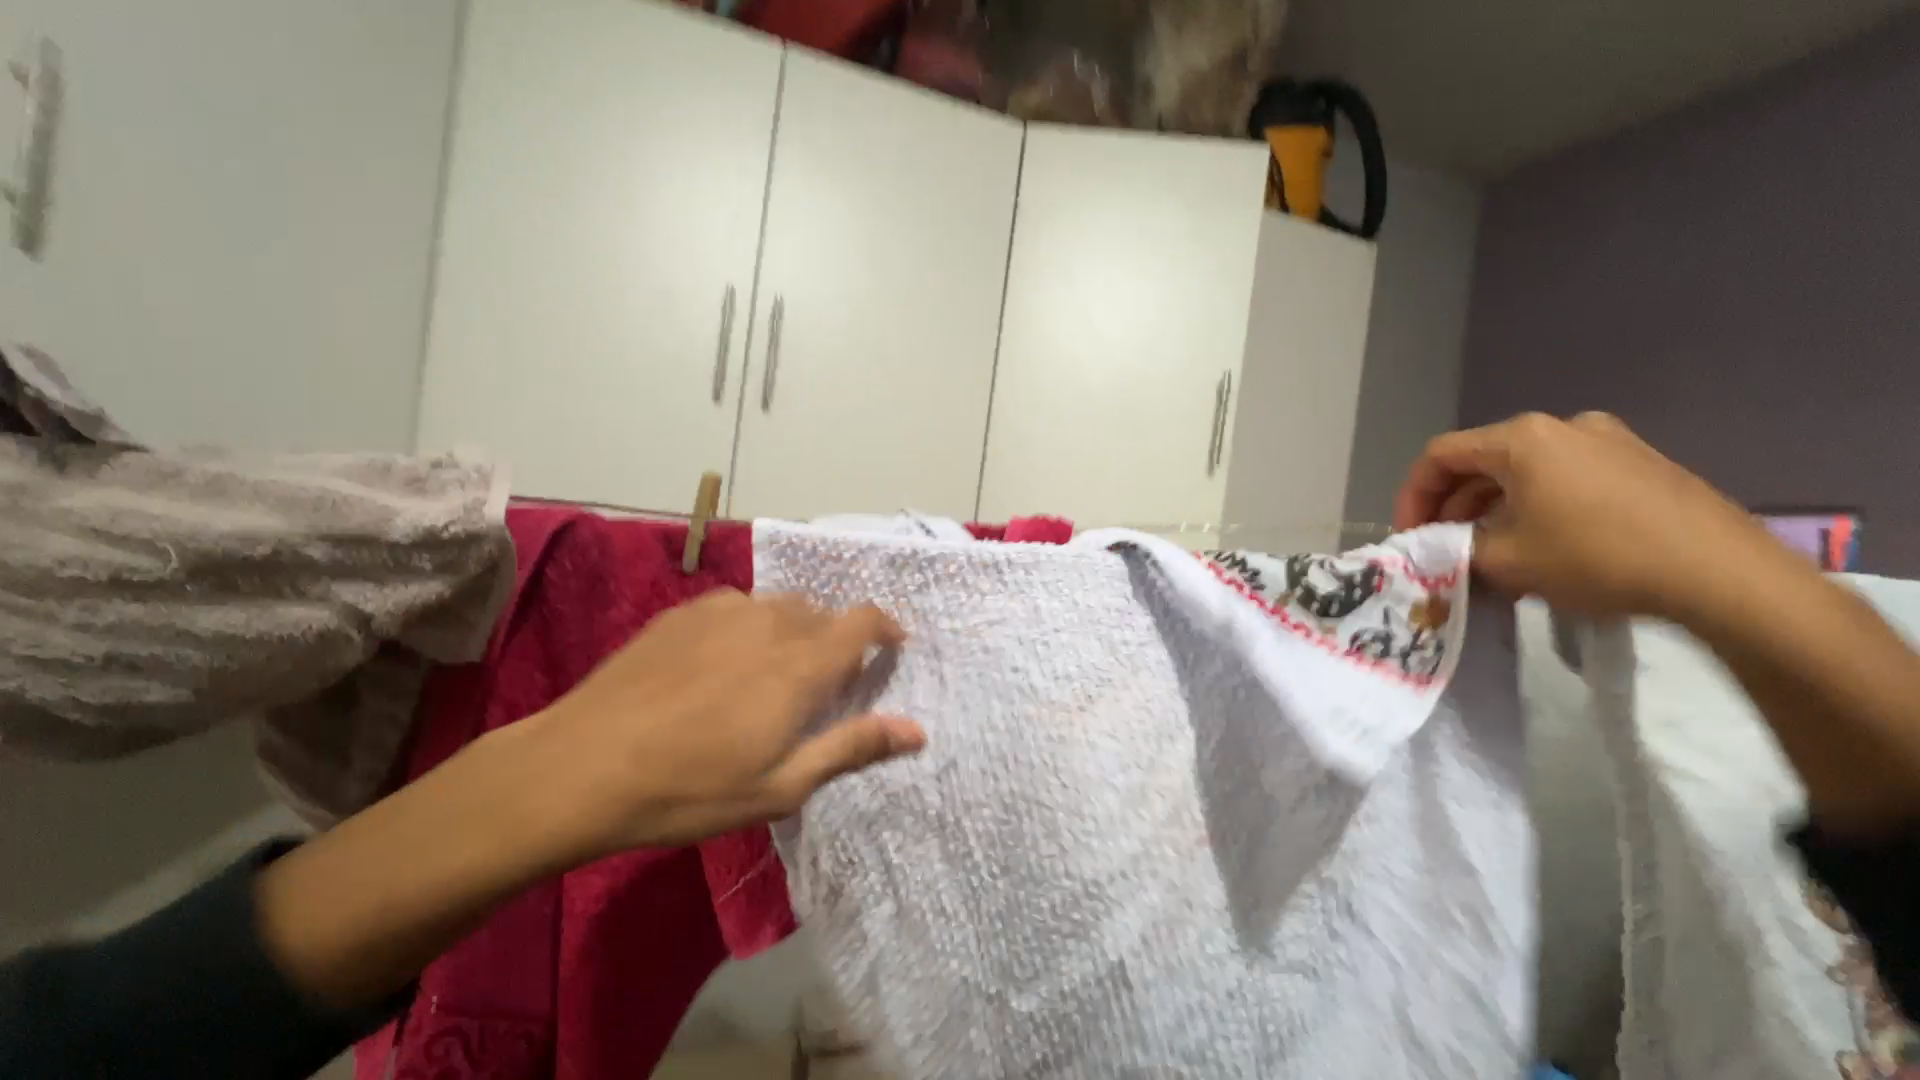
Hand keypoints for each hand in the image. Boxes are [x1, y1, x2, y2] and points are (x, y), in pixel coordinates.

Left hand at [516, 589, 924, 857]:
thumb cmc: (690, 789)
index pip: (864, 620)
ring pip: (779, 606)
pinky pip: (737, 607)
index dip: (887, 627)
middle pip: (823, 612)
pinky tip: (723, 664)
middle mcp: (768, 622)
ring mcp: (720, 611)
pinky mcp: (681, 614)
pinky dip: (750, 626)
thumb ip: (851, 748)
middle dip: (837, 640)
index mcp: (801, 664)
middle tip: (824, 685)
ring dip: (794, 631)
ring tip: (773, 673)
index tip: (892, 649)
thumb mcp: (780, 786)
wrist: (581, 766)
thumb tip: (917, 731)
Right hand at [1393, 411, 1794, 618]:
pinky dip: (1537, 507)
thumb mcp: (1506, 561)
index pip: (1440, 455)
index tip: (1409, 536)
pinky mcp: (1642, 464)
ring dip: (1495, 509)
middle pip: (1484, 461)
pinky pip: (1567, 480)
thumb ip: (1457, 548)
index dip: (1412, 496)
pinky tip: (1543, 546)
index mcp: (1523, 438)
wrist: (1719, 573)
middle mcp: (1564, 427)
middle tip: (1444, 547)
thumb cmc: (1596, 558)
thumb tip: (1443, 547)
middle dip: (1454, 505)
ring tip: (1490, 553)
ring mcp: (1610, 441)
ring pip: (1526, 472)